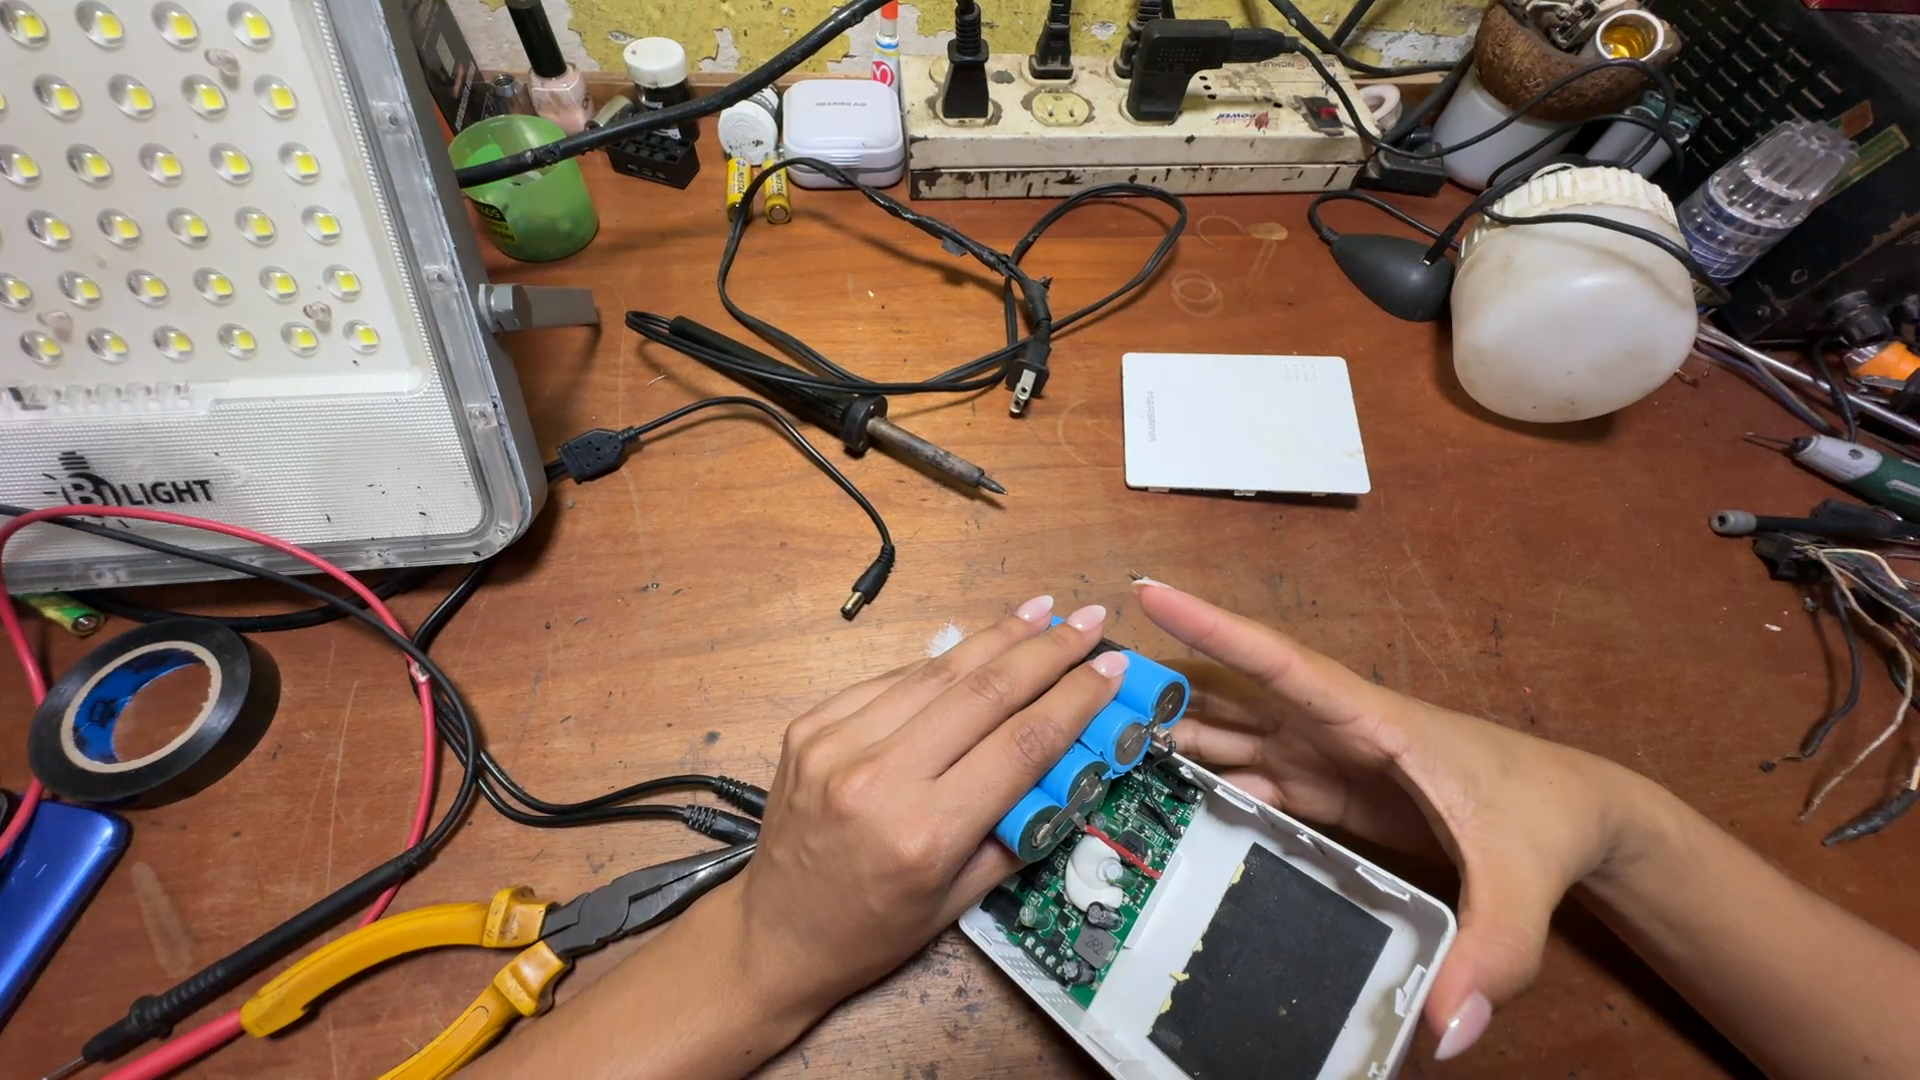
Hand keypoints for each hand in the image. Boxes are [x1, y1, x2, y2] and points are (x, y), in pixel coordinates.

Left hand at [734, 595, 1126, 1013]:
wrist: (772, 933)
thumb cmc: (873, 929)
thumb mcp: (958, 902)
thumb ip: (1017, 832)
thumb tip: (1067, 766)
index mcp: (924, 832)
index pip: (1020, 745)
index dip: (1073, 699)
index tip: (1109, 665)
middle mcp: (878, 777)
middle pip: (983, 693)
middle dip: (1045, 650)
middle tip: (1086, 619)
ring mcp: (836, 743)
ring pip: (936, 672)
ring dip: (995, 637)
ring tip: (1038, 610)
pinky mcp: (810, 724)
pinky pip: (891, 681)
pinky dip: (939, 664)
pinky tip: (973, 647)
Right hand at [1135, 579, 1650, 1060]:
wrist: (1567, 809)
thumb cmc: (1540, 811)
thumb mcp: (1520, 877)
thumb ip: (1489, 946)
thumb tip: (1441, 1026)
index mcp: (1363, 715)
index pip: (1272, 660)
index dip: (1208, 626)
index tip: (1150, 590)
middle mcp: (1325, 726)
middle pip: (1225, 697)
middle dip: (1161, 687)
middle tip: (1090, 687)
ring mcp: (1315, 756)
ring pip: (1225, 734)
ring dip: (1171, 733)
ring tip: (1108, 736)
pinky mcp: (1316, 787)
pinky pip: (1245, 777)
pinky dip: (1202, 783)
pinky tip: (1167, 795)